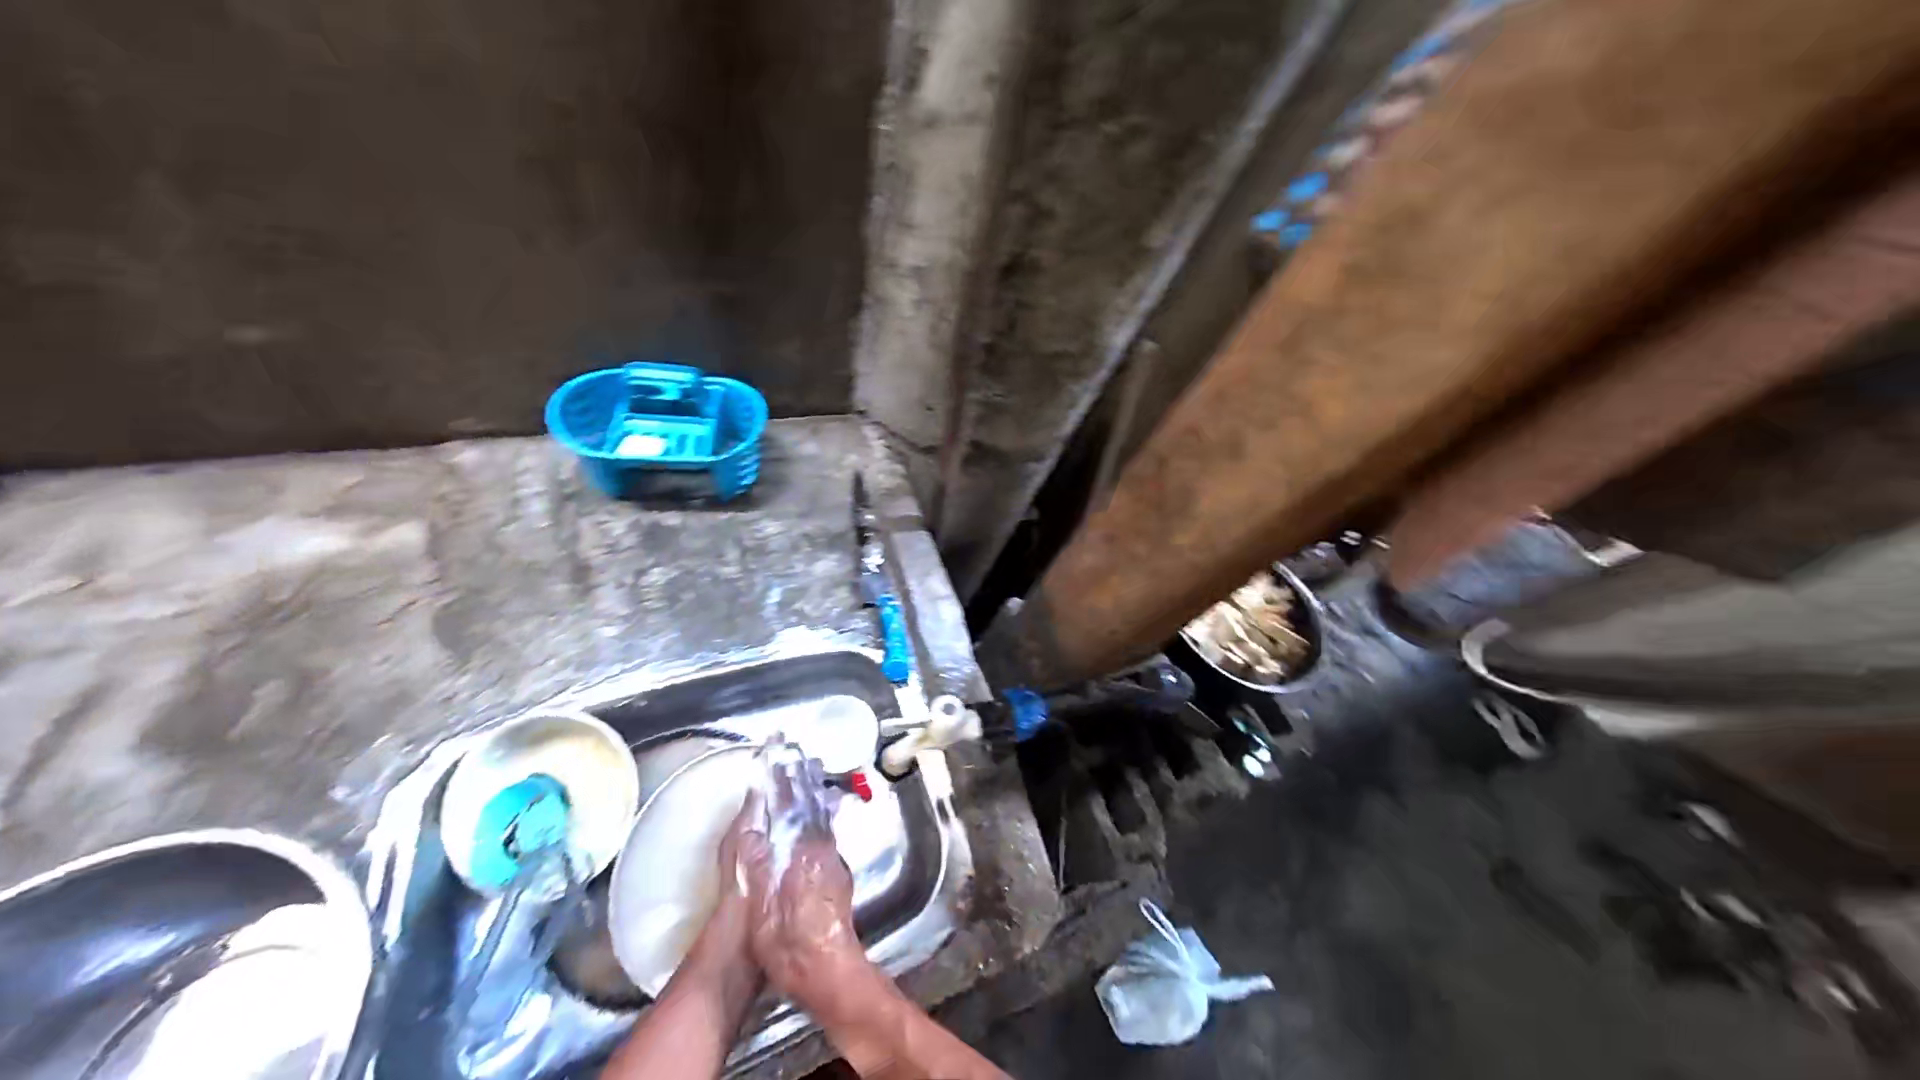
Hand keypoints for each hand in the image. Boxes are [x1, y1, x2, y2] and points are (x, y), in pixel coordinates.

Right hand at [729, 748, 873, 1019]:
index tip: (775, 749)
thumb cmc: (788, 941)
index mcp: (800, 847)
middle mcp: (821, 846)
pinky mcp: (836, 873)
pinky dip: (819, 812)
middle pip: (809, 801)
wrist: (827, 968)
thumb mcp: (759, 903)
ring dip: (813, 790)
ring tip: (810, 768)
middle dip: (800, 775)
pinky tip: (822, 809)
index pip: (788, 800)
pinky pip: (827, 830)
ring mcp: (832, 858)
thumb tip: (754, 821)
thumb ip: (756, 860)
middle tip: (796, 751)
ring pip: (821, 813)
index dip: (780, 774)